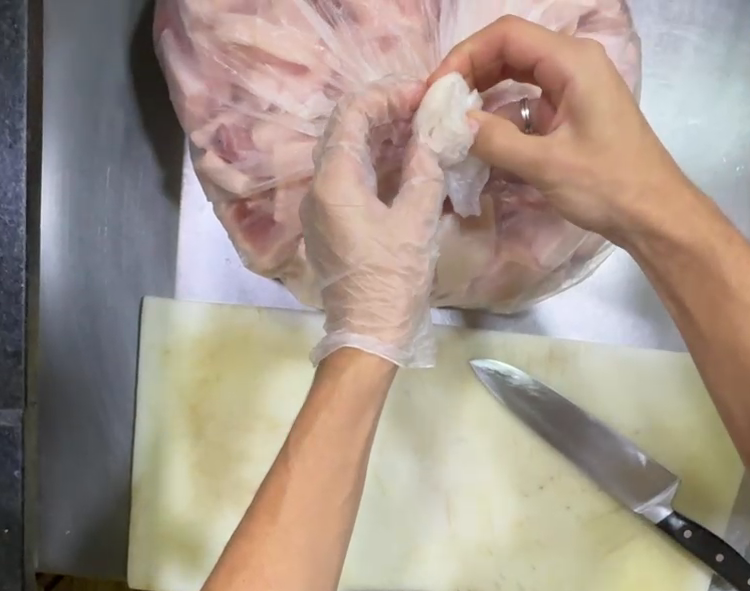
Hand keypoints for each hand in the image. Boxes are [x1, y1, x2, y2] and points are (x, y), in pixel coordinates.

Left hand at [303, 80, 446, 367]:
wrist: (367, 336)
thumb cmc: (391, 282)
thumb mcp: (416, 220)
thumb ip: (424, 167)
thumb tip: (432, 133)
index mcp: (333, 182)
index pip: (353, 113)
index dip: (388, 96)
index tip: (423, 97)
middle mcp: (317, 191)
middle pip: (346, 132)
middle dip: (385, 115)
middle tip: (425, 113)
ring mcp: (320, 212)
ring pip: (347, 157)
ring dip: (382, 141)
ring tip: (421, 135)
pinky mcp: (330, 229)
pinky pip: (349, 183)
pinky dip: (375, 167)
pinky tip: (406, 167)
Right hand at [433, 16, 690, 240]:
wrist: (652, 213)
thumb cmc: (607, 186)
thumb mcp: (546, 165)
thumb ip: (496, 141)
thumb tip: (454, 126)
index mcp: (572, 62)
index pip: (506, 36)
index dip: (465, 57)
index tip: (436, 91)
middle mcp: (572, 65)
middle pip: (509, 51)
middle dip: (469, 75)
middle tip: (436, 108)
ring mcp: (573, 90)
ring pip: (515, 78)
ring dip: (482, 96)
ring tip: (452, 124)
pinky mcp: (570, 115)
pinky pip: (526, 103)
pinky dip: (500, 116)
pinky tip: (480, 139)